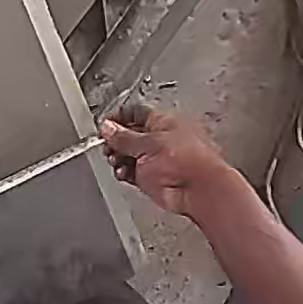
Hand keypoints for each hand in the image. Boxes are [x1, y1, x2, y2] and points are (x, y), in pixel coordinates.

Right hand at [99, 103, 237, 216]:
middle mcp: (159, 140)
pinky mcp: (151, 178)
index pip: (135, 113)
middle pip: (129, 135)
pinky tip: (122, 172)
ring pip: (127, 155)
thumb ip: (123, 137)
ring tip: (115, 160)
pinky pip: (130, 172)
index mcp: (162, 122)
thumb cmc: (186, 161)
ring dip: (117, 158)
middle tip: (107, 145)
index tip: (105, 124)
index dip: (118, 117)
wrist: (197, 190)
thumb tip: (108, 129)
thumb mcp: (147, 143)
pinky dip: (123, 172)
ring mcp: (154, 160)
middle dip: (115, 140)